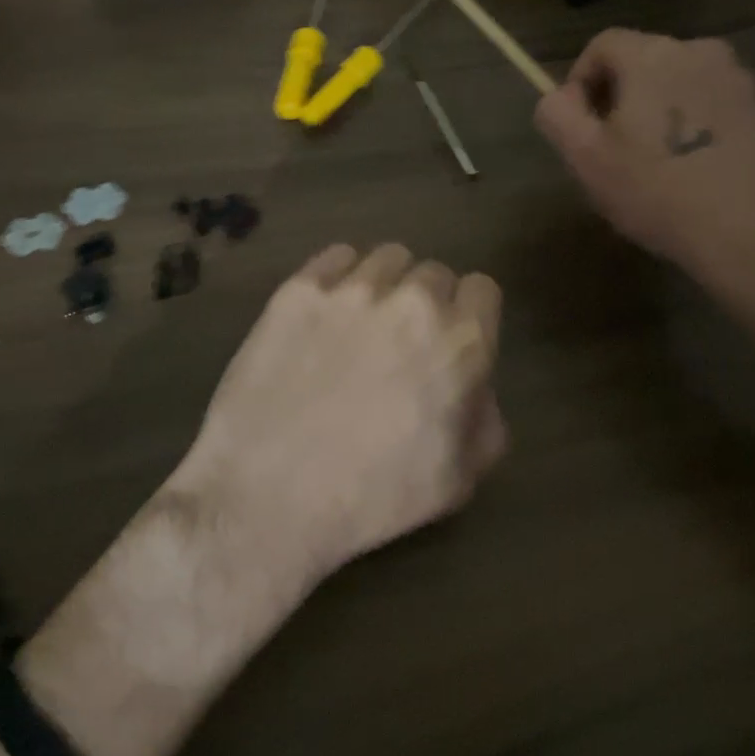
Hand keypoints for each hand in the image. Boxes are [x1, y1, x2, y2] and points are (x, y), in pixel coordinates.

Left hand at [169, 243, 508, 578]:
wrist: (269, 496)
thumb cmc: (372, 498)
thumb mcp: (457, 480)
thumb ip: (485, 423)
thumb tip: (476, 390)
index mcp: (461, 342)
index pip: (482, 290)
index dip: (469, 317)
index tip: (450, 345)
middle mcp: (413, 301)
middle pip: (434, 274)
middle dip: (427, 304)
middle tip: (401, 345)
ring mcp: (351, 290)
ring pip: (387, 258)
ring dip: (386, 286)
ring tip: (361, 324)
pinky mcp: (297, 290)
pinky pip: (335, 257)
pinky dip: (338, 277)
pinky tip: (325, 312)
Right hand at [536, 29, 754, 365]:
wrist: (751, 233)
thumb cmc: (658, 193)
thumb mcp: (586, 159)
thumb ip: (557, 115)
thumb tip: (559, 97)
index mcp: (652, 54)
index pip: (601, 45)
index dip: (579, 82)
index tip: (579, 128)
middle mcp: (698, 50)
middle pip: (640, 62)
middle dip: (617, 99)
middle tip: (610, 153)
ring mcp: (737, 79)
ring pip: (675, 85)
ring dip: (654, 113)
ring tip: (651, 167)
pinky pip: (707, 106)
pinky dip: (689, 127)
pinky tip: (688, 173)